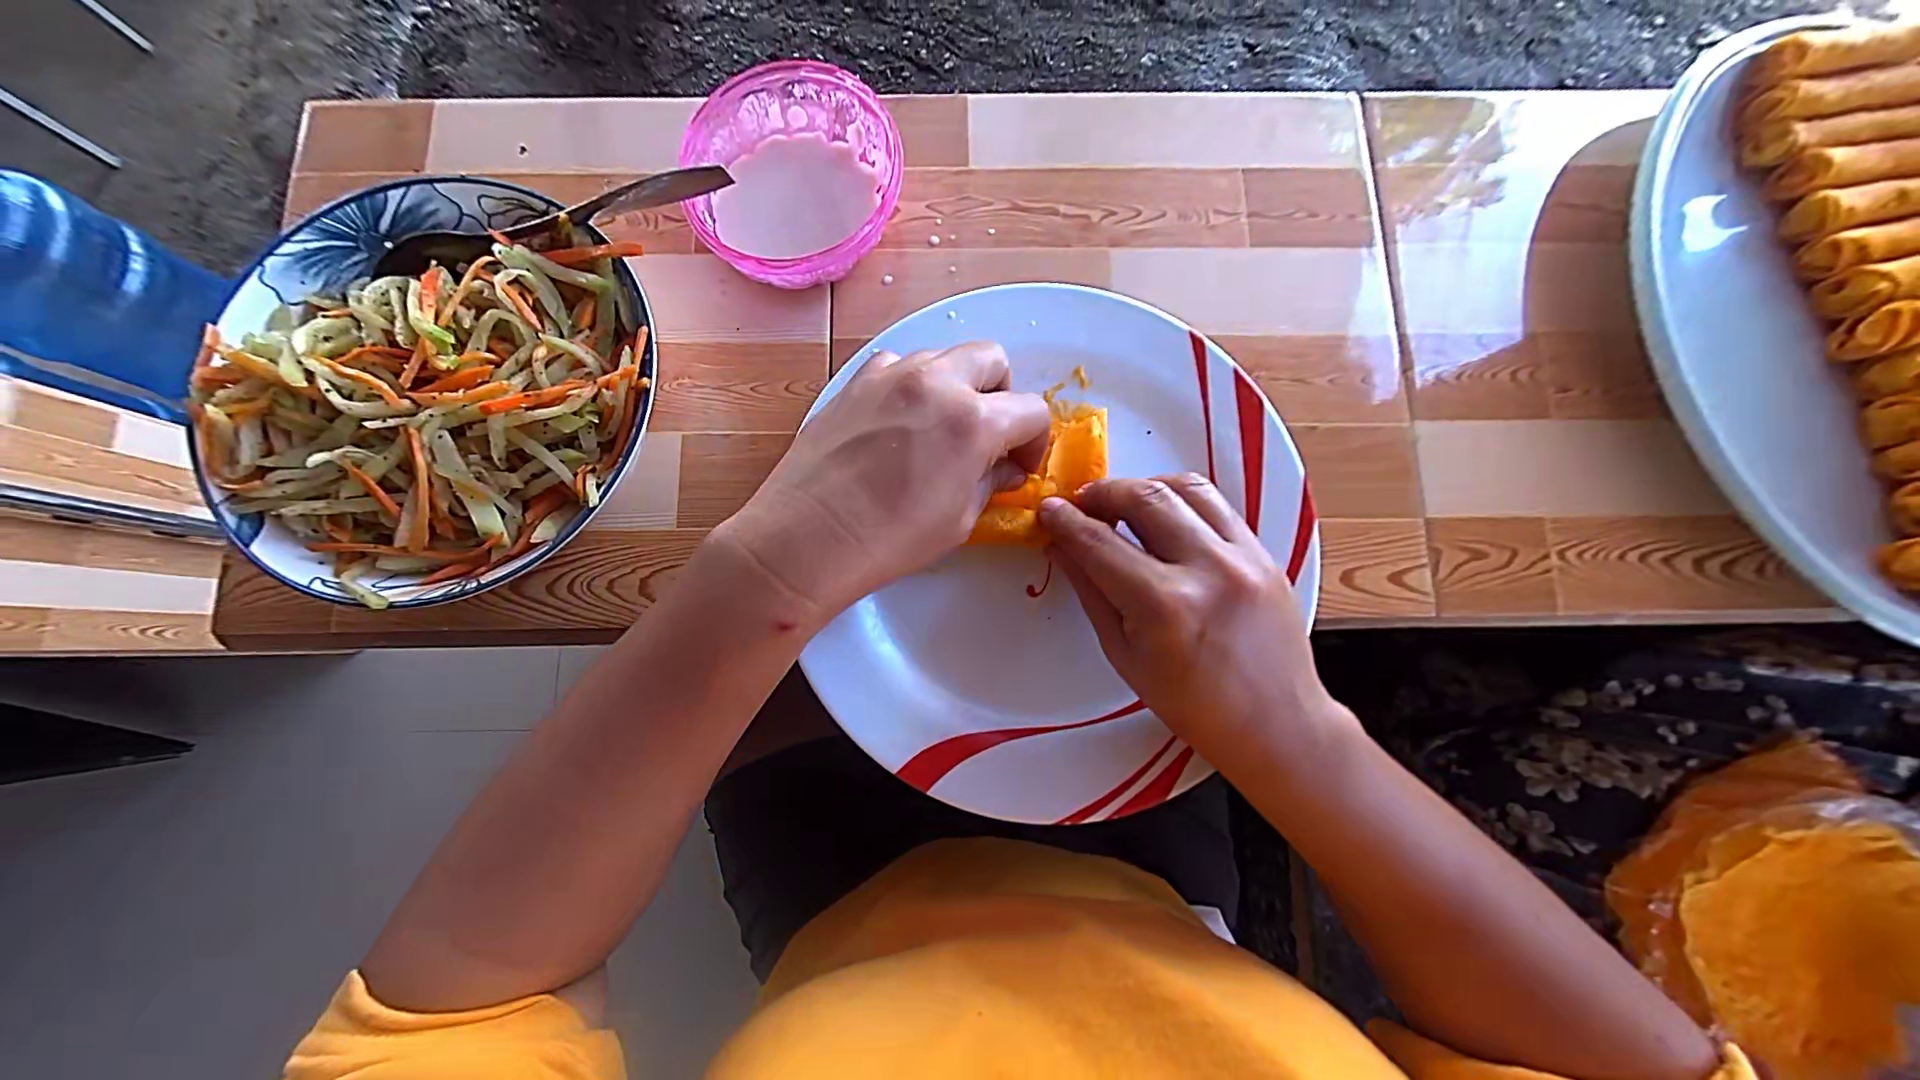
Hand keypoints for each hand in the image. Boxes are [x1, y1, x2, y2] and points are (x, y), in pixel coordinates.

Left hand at [716, 342, 1050, 620]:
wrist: (807, 538)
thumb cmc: (890, 540)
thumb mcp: (959, 519)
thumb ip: (991, 481)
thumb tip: (1005, 467)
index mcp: (972, 421)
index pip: (1031, 410)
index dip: (1034, 441)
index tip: (1018, 466)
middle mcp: (936, 382)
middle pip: (992, 360)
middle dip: (1001, 395)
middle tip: (987, 435)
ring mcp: (890, 375)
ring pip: (943, 358)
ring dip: (955, 387)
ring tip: (939, 430)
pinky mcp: (854, 382)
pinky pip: (897, 366)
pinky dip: (911, 386)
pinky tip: (899, 423)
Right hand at [1038, 474, 1357, 764]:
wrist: (1274, 722)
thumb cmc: (1191, 704)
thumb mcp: (1123, 654)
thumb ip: (1090, 591)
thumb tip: (1061, 547)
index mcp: (1164, 606)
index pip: (1100, 544)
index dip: (1067, 522)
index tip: (1049, 510)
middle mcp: (1207, 570)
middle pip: (1143, 498)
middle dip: (1102, 493)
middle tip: (1083, 504)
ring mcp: (1243, 557)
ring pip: (1184, 488)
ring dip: (1143, 487)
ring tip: (1123, 504)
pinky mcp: (1265, 553)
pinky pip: (1217, 504)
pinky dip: (1181, 500)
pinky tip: (1164, 516)